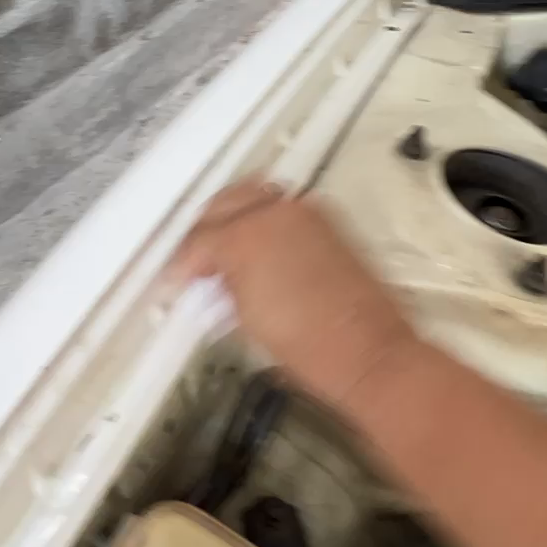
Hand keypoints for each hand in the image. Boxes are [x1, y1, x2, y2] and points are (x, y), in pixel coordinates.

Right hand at [173, 179, 422, 413]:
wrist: (369, 352)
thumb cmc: (313, 346)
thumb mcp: (246, 318)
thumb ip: (223, 286)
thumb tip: (213, 278)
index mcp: (244, 238)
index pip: (197, 240)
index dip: (182, 263)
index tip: (177, 278)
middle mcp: (272, 213)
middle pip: (221, 205)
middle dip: (203, 230)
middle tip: (195, 259)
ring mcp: (302, 211)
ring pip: (252, 194)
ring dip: (232, 214)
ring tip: (224, 243)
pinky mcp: (324, 218)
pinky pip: (282, 203)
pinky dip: (264, 215)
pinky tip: (258, 240)